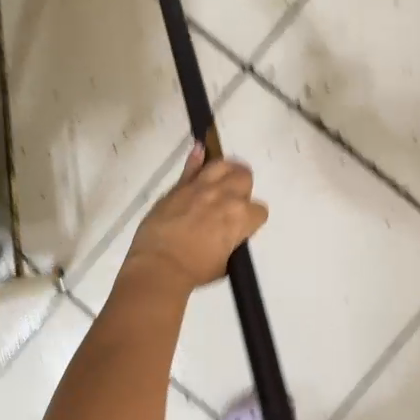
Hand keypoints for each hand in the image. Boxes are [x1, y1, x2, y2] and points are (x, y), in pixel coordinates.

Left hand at [119, 144, 268, 292]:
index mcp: (240, 217)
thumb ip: (231, 243)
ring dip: (227, 169)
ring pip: (222, 165)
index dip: (253, 219)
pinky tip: (200, 149)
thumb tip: (227, 237)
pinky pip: (191, 166)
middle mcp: (225, 196)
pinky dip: (196, 157)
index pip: (259, 211)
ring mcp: (200, 187)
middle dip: (243, 188)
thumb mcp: (225, 263)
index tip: (244, 228)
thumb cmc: (195, 271)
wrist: (159, 265)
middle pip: (244, 178)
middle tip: (234, 201)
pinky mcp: (179, 187)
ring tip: (225, 176)